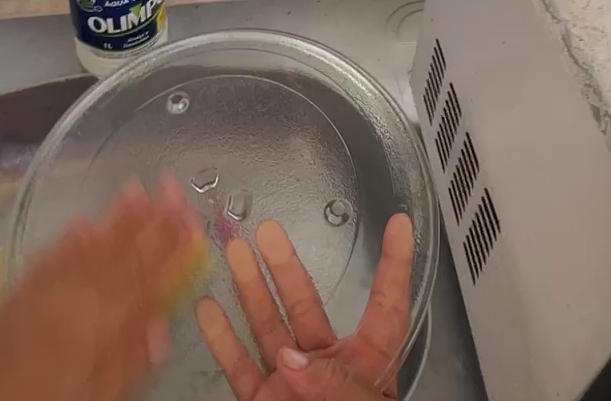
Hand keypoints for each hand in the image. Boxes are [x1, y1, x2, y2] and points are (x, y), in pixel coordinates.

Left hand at [0, 176, 206, 400]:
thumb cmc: (42, 399)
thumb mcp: (94, 393)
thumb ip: (126, 359)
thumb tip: (161, 325)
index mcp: (97, 318)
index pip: (145, 274)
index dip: (172, 246)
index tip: (193, 219)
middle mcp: (73, 295)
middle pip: (120, 251)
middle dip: (150, 218)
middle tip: (173, 186)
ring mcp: (43, 289)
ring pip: (87, 245)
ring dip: (114, 217)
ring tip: (137, 187)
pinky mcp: (18, 293)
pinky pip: (49, 257)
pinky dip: (68, 240)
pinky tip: (80, 221)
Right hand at [193, 213, 413, 400]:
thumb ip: (333, 388)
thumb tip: (291, 360)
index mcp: (368, 368)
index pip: (386, 307)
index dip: (395, 266)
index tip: (401, 227)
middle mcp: (327, 371)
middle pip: (308, 306)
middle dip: (286, 267)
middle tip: (269, 230)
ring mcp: (291, 388)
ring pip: (268, 329)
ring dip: (250, 290)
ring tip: (235, 252)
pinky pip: (240, 369)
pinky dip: (223, 340)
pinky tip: (209, 311)